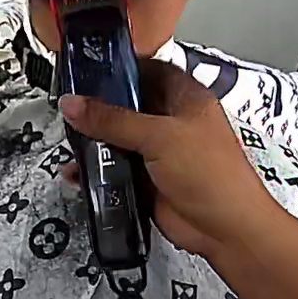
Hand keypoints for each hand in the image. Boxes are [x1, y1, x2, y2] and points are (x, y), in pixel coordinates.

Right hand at [60, 61, 287, 259]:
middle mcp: (174, 125)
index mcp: (187, 100)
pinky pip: (119, 172)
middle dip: (102, 109)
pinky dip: (100, 172)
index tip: (90, 70)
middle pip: (130, 108)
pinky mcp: (150, 183)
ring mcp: (162, 155)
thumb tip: (77, 105)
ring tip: (72, 141)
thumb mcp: (160, 137)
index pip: (151, 71)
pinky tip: (81, 172)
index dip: (122, 69)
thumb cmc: (214, 177)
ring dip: (97, 143)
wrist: (225, 229)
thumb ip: (114, 120)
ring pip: (121, 142)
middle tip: (73, 108)